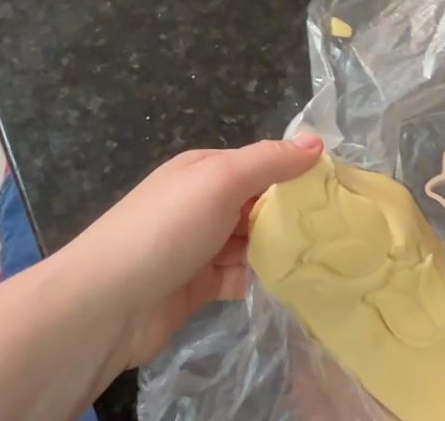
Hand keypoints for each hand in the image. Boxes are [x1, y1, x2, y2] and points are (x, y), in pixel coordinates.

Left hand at [56, 134, 325, 375]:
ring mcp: (197, 246)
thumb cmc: (166, 228)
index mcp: (205, 169)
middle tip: (338, 230)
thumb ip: (269, 161)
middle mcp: (202, 202)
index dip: (295, 173)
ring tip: (321, 259)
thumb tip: (316, 141)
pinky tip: (284, 287)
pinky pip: (236, 276)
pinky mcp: (196, 286)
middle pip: (257, 203)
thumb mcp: (220, 180)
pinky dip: (256, 279)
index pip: (260, 163)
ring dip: (277, 249)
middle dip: (290, 215)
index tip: (337, 191)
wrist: (106, 303)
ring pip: (249, 241)